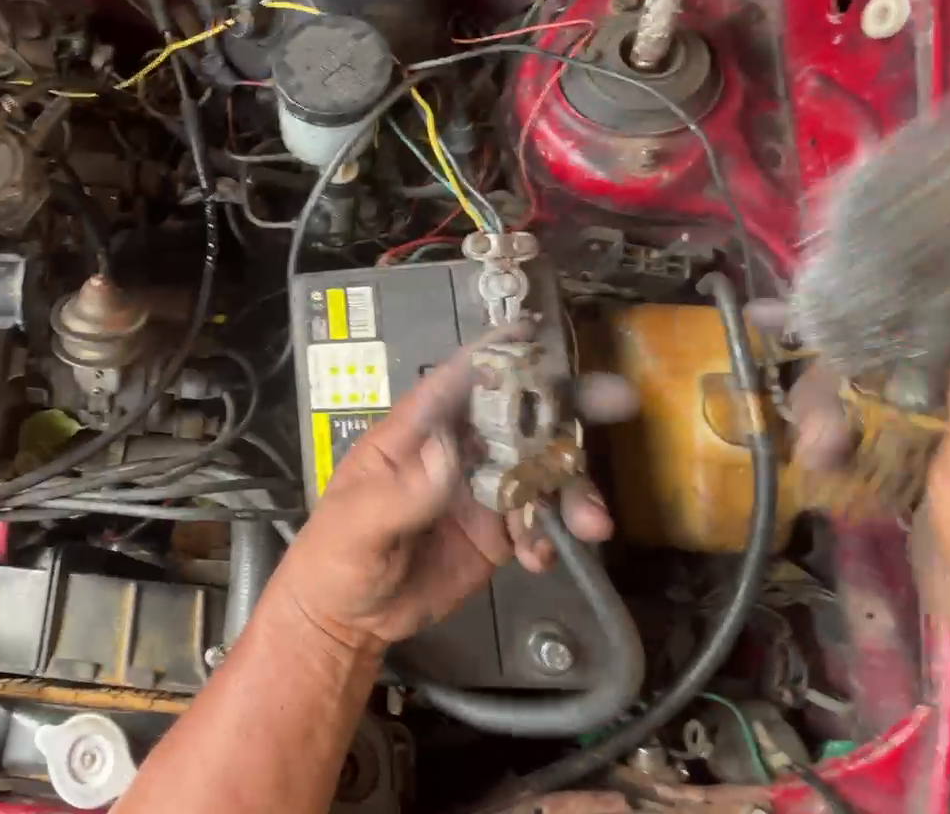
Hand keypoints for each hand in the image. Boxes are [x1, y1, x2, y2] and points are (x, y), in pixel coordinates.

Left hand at [262, 332, 620, 658]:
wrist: (350, 617)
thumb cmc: (335, 556)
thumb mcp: (357, 524)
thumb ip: (400, 493)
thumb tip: (446, 452)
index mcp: (411, 437)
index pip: (452, 383)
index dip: (491, 355)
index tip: (532, 332)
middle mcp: (451, 454)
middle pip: (512, 419)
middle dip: (560, 409)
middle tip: (614, 400)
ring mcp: (475, 492)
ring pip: (537, 472)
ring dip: (569, 488)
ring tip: (589, 521)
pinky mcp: (494, 534)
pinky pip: (536, 523)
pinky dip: (550, 536)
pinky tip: (542, 557)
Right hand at [779, 321, 949, 679]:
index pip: (920, 312)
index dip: (852, 313)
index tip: (775, 319)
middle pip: (875, 349)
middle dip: (831, 385)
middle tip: (818, 433)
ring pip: (858, 387)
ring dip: (825, 419)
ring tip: (819, 461)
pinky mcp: (922, 455)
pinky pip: (859, 426)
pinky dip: (832, 442)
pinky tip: (821, 467)